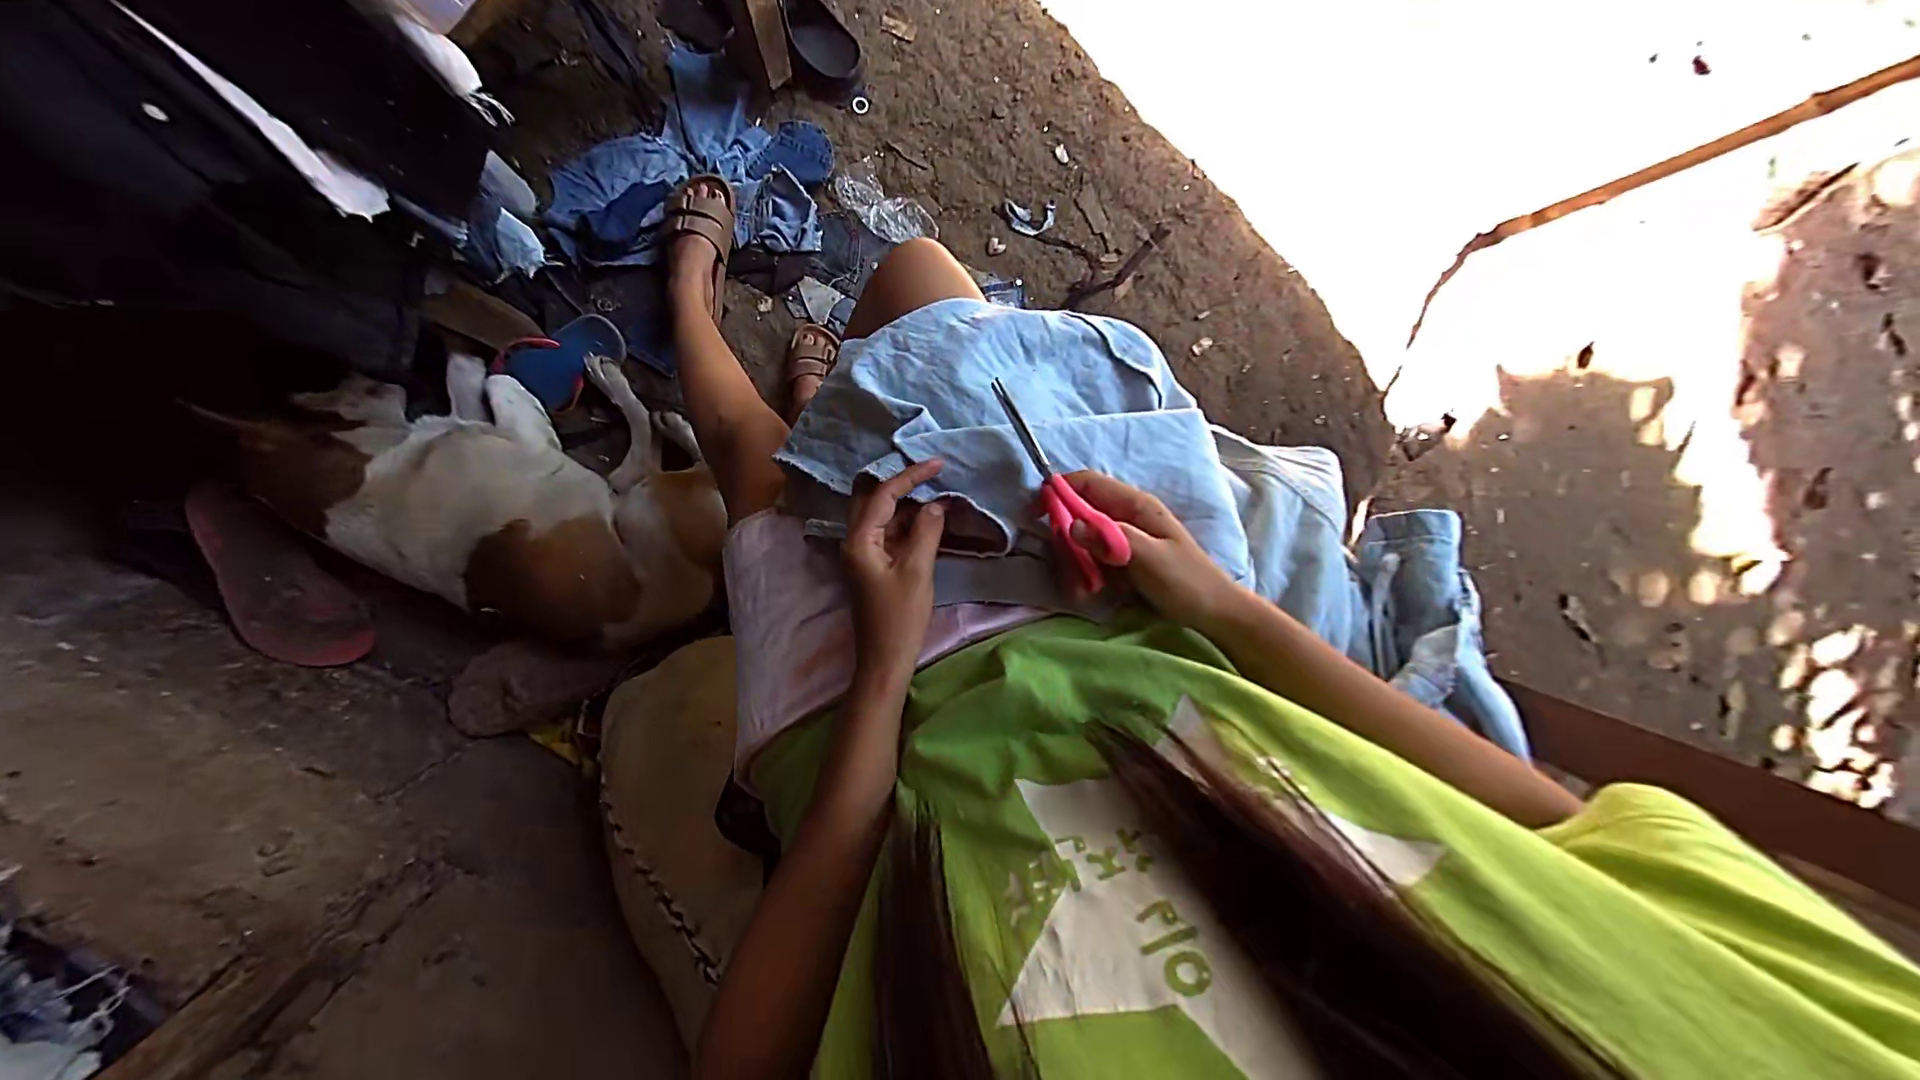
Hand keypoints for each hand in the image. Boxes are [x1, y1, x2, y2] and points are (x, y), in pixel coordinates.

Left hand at [843, 459, 947, 685]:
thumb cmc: (900, 618)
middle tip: (931, 474)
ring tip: (938, 493)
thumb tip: (935, 505)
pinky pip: (888, 533)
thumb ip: (926, 532)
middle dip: (901, 483)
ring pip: (881, 516)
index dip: (910, 476)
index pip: (882, 495)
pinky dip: (908, 523)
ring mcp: (862, 554)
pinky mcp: (873, 565)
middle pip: (872, 499)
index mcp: (859, 540)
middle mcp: (854, 541)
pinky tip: (930, 520)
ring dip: (907, 504)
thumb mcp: (918, 571)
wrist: (885, 660)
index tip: (938, 464)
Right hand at [1057, 471, 1243, 628]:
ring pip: (1082, 539)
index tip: (1034, 513)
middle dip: (1066, 539)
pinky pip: (1092, 558)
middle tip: (1070, 568)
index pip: (1087, 482)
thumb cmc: (1187, 582)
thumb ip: (1112, 539)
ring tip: (1086, 587)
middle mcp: (1126, 515)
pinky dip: (1087, 574)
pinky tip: (1096, 592)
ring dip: (1076, 562)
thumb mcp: (1150, 559)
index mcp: (1135, 505)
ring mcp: (1124, 536)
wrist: (1214, 611)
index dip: (1058, 491)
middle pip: (1078, 512)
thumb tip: (1072, 526)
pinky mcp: (1123, 557)